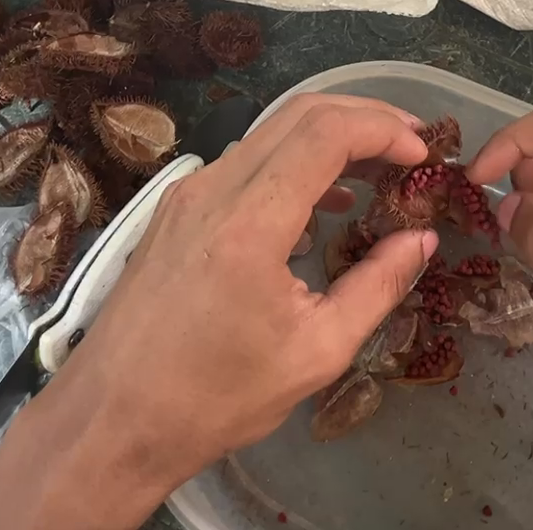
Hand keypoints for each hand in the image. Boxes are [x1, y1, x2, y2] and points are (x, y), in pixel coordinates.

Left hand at [0, 95, 435, 529]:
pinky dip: (295, 159)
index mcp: (250, 223)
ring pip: (272, 129)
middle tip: (412, 142)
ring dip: (330, 134)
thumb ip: (377, 286)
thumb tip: (421, 240)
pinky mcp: (179, 205)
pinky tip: (325, 198)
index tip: (422, 153)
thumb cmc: (215, 397)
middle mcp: (215, 188)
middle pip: (300, 112)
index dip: (382, 130)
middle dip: (364, 117)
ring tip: (380, 166)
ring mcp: (190, 191)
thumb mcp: (315, 352)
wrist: (110, 419)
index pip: (325, 133)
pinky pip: (248, 159)